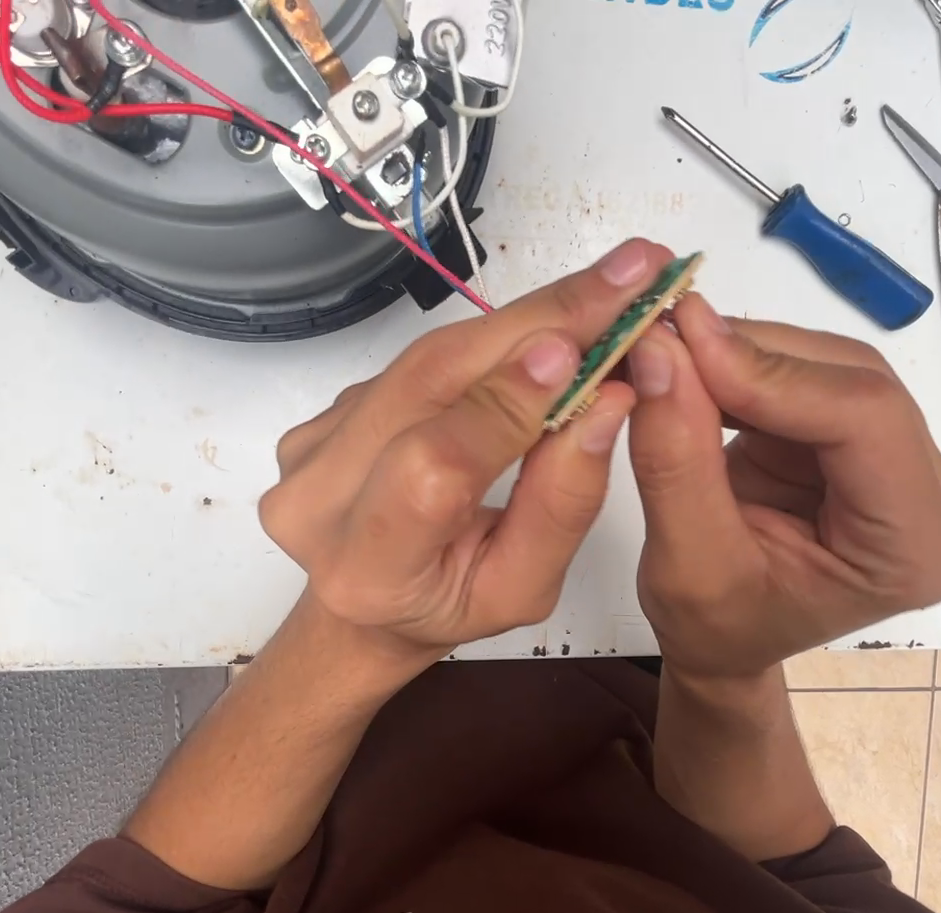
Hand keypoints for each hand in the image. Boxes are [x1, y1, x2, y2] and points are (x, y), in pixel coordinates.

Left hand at [259, 240, 676, 674]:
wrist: (368, 606)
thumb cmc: (453, 607)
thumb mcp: (525, 587)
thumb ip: (562, 504)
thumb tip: (609, 401)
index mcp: (369, 565)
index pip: (433, 467)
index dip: (503, 405)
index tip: (578, 351)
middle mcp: (317, 494)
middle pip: (426, 383)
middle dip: (536, 323)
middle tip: (629, 276)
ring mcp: (311, 445)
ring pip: (424, 358)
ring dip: (521, 321)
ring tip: (604, 290)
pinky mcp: (322, 411)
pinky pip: (415, 362)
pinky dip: (486, 341)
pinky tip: (542, 330)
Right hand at [626, 294, 940, 680]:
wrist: (728, 643)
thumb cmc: (714, 630)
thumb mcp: (685, 565)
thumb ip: (676, 462)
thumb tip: (660, 350)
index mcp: (913, 548)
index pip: (867, 423)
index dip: (774, 374)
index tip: (681, 340)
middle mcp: (928, 496)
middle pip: (853, 384)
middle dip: (752, 354)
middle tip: (663, 332)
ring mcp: (897, 463)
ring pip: (828, 369)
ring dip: (743, 351)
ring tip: (668, 347)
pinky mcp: (855, 441)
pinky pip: (802, 379)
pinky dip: (740, 367)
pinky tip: (692, 365)